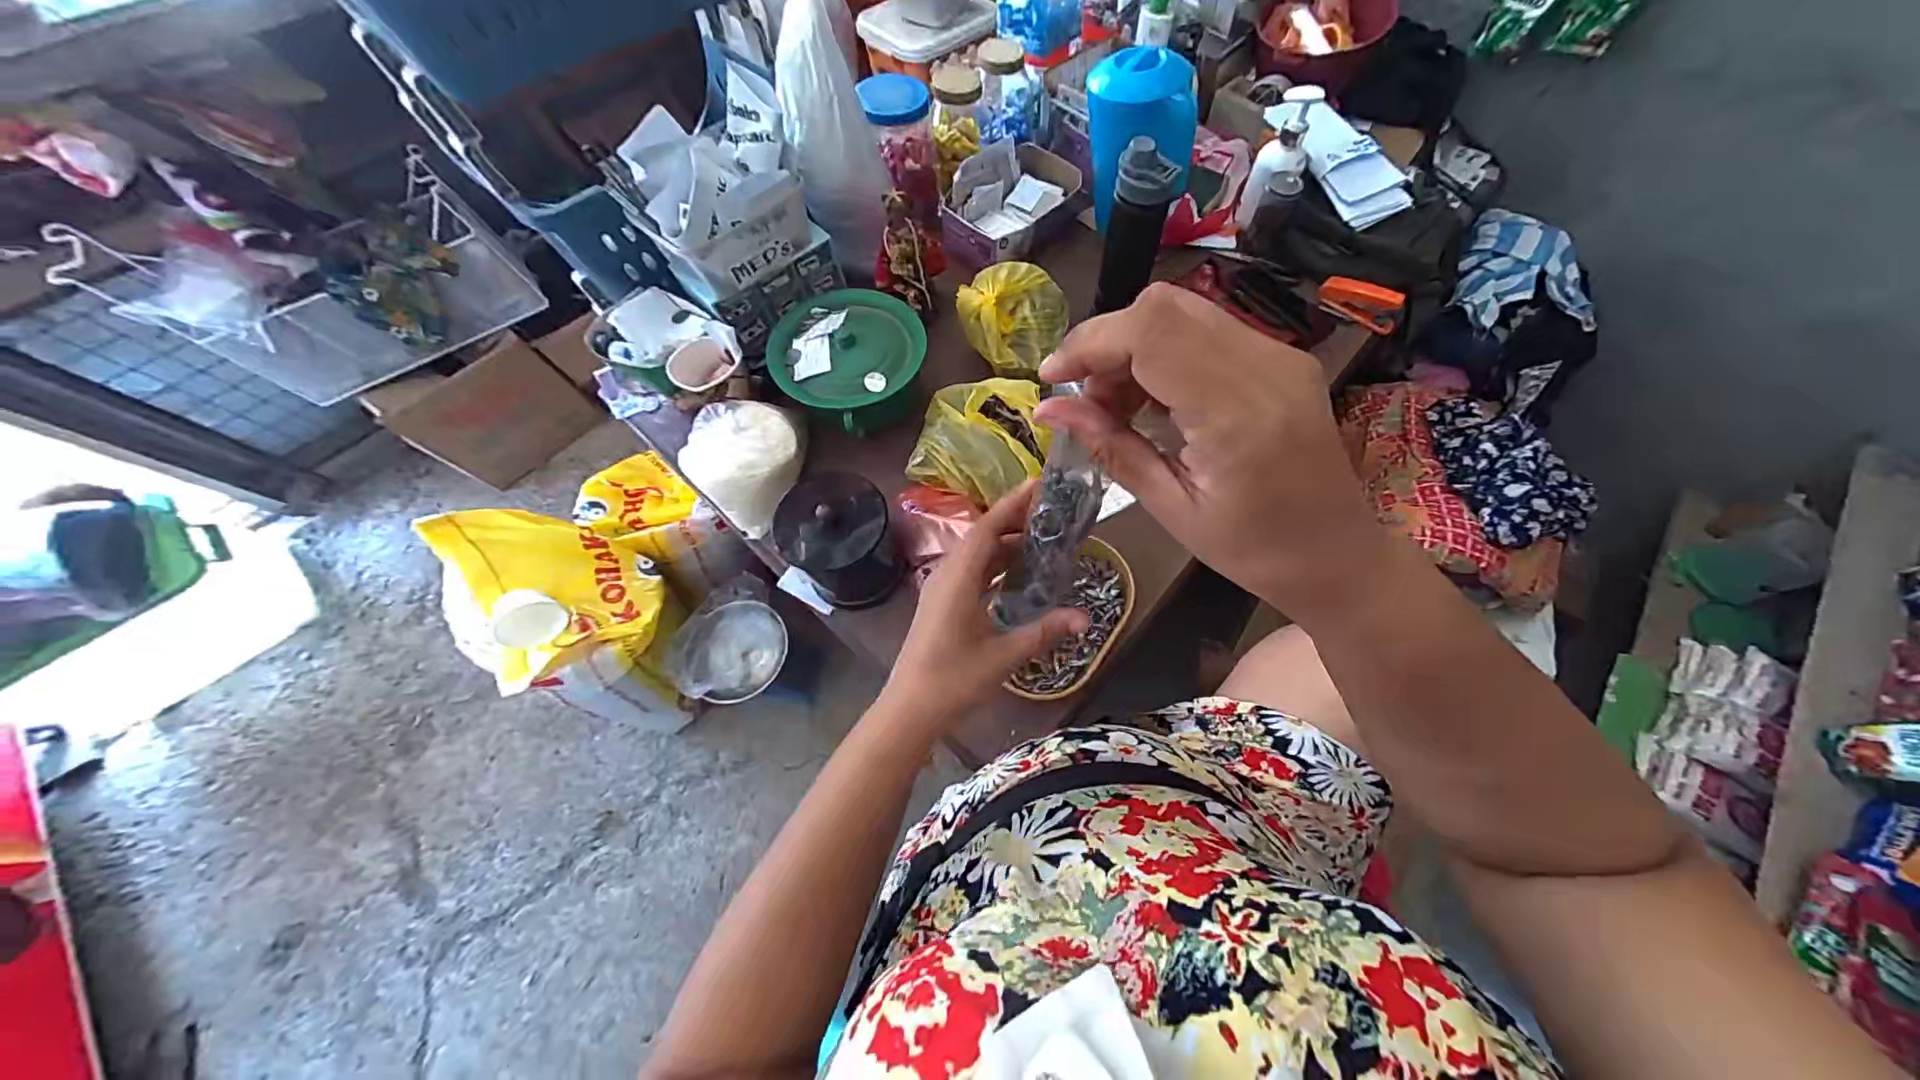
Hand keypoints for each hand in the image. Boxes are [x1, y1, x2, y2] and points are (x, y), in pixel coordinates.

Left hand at [880, 480, 1088, 726]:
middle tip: (1050, 513)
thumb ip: (1044, 631)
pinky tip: (1015, 574)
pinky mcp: (940, 605)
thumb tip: (1085, 617)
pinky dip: (993, 566)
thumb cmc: (953, 680)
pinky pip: (969, 573)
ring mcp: (940, 590)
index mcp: (958, 579)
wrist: (909, 709)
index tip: (1039, 484)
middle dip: (1013, 520)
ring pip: (975, 555)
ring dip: (1004, 545)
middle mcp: (946, 576)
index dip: (1013, 504)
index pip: (987, 528)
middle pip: (981, 537)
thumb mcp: (1004, 655)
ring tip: (1040, 539)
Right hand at [1034, 283, 1387, 618]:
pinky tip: (1154, 399)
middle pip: (1164, 307)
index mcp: (1237, 415)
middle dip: (1107, 343)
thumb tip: (1048, 409)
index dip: (1089, 343)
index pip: (1150, 334)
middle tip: (1089, 400)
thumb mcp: (1171, 508)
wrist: (1336, 556)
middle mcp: (1266, 367)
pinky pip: (1207, 329)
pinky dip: (1163, 352)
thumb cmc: (1252, 551)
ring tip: (1118, 405)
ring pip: (1183, 311)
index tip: (1053, 378)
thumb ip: (1111, 447)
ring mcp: (1281, 355)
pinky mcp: (1283, 357)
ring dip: (1133, 346)